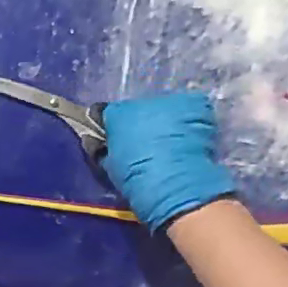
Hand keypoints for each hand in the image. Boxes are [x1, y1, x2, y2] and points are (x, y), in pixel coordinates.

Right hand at [99, 93, 236, 229]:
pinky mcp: (196, 108)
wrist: (176, 184)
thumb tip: (91, 139)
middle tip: (139, 145)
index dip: (105, 126)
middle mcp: (144, 102)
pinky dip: (183, 123)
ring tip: (165, 144)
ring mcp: (172, 103)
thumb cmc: (135, 177)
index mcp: (118, 114)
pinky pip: (186, 112)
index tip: (107, 138)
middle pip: (134, 109)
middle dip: (135, 123)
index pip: (104, 112)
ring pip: (160, 110)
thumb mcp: (109, 165)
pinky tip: (184, 140)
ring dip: (160, 122)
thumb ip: (98, 148)